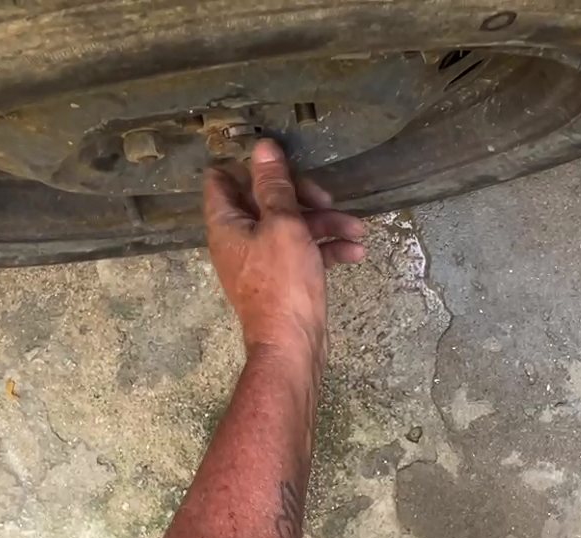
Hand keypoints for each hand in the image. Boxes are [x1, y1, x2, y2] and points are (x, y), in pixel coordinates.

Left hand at [203, 139, 365, 363]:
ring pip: (292, 227)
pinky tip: (355, 252)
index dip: (252, 168)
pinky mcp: (284, 280)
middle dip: (302, 196)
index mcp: (227, 223)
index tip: (282, 169)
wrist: (292, 346)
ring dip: (325, 223)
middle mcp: (240, 240)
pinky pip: (303, 253)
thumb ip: (275, 185)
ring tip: (357, 229)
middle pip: (267, 200)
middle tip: (327, 198)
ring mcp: (262, 261)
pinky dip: (327, 249)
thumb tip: (263, 148)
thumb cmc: (283, 285)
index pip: (223, 178)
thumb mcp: (284, 225)